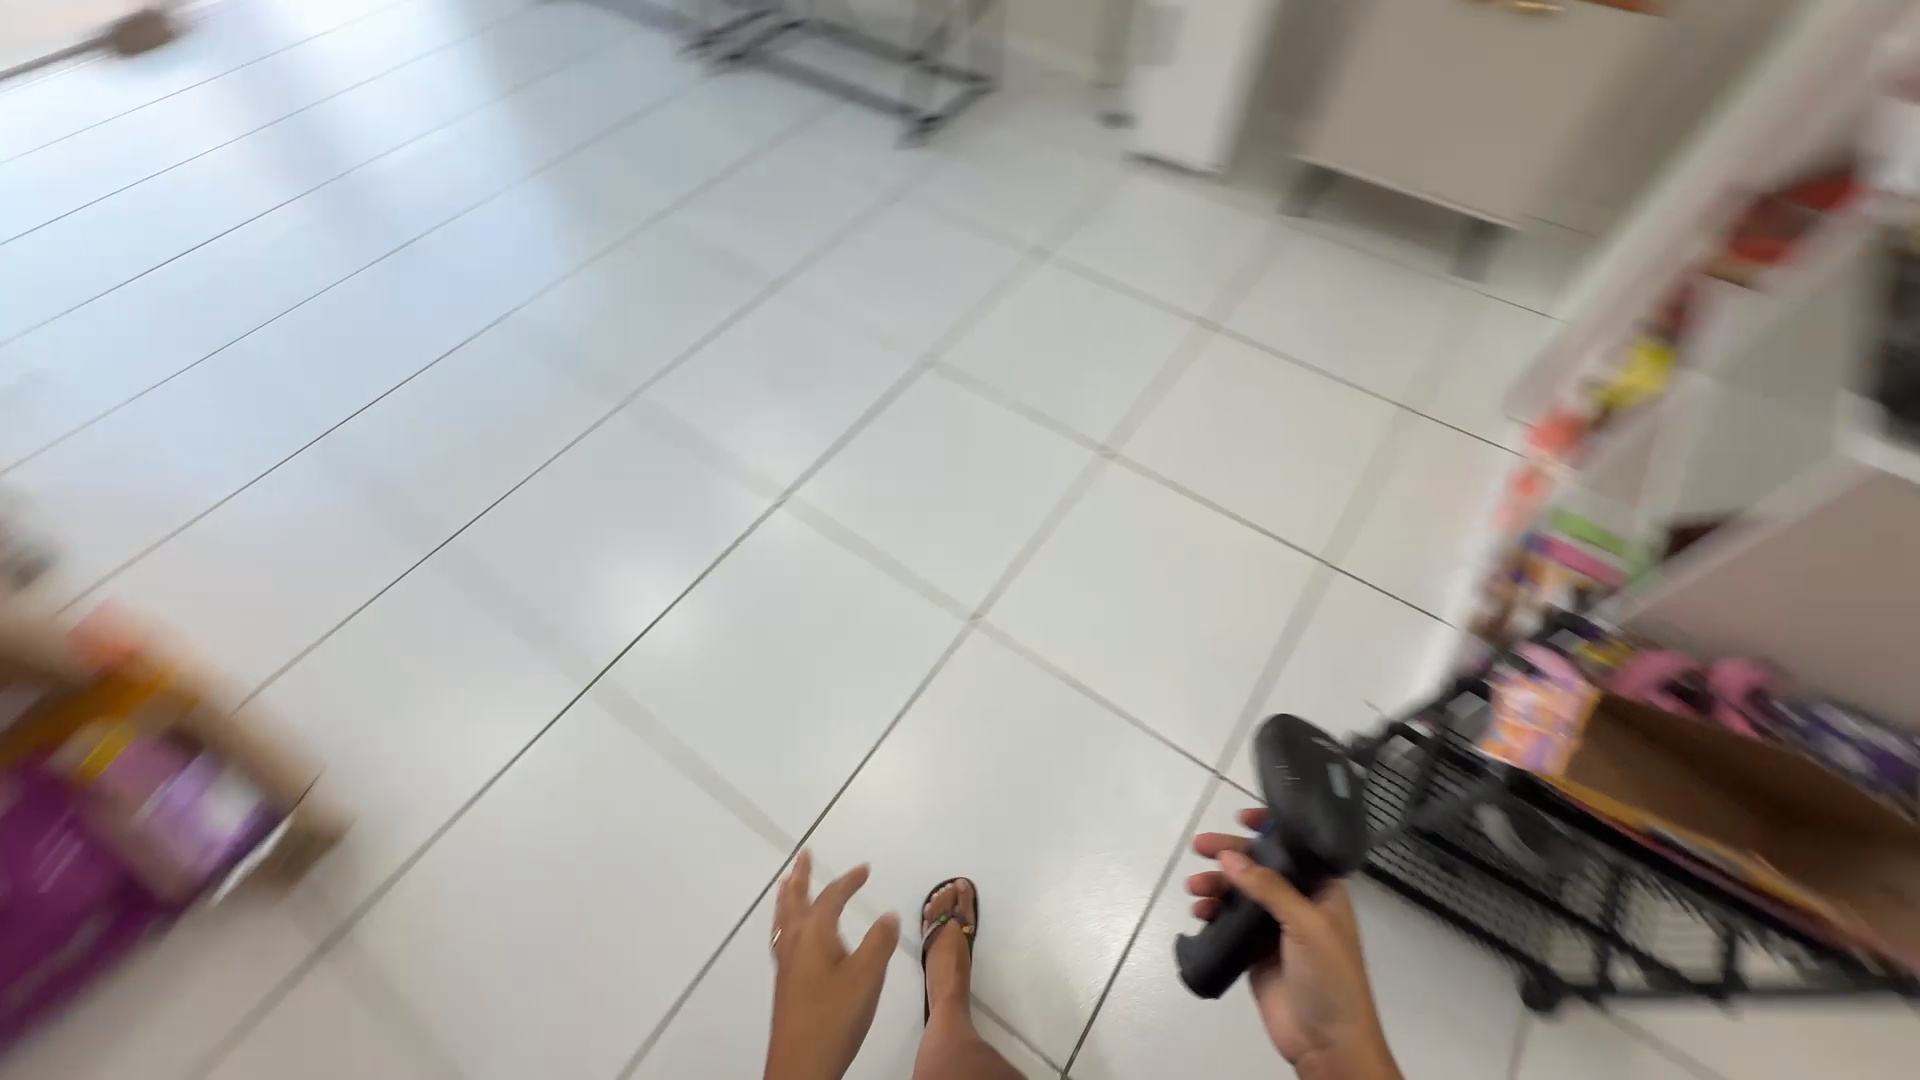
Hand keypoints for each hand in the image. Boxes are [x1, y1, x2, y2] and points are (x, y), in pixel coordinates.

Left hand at [764, 851, 900, 1079]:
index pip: (831, 897)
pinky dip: (787, 919)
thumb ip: (879, 942)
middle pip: (794, 900)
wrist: (801, 1068)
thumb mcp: (867, 977)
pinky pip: (783, 935)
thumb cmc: (835, 1017)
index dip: (849, 880)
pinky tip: (794, 932)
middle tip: (803, 855)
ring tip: (788, 882)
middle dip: (801, 876)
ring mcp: (787, 965)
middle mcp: (796, 944)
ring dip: (789, 895)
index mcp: (815, 935)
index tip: (865, 868)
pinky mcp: (786, 984)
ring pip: (784, 918)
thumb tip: (889, 914)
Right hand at [1188, 810, 1400, 1079]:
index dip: (1271, 829)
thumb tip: (1228, 857)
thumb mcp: (1307, 926)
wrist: (1329, 1044)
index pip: (1295, 849)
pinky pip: (1228, 919)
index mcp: (1322, 892)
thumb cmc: (1331, 979)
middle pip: (1259, 867)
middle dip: (1229, 854)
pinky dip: (1212, 910)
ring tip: (1194, 888)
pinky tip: (1199, 911)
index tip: (1241, 816)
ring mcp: (1275, 926)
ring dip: (1216, 884)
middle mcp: (1298, 903)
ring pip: (1239, 891)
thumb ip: (1269, 888)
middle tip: (1198, 846)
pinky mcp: (1254, 949)